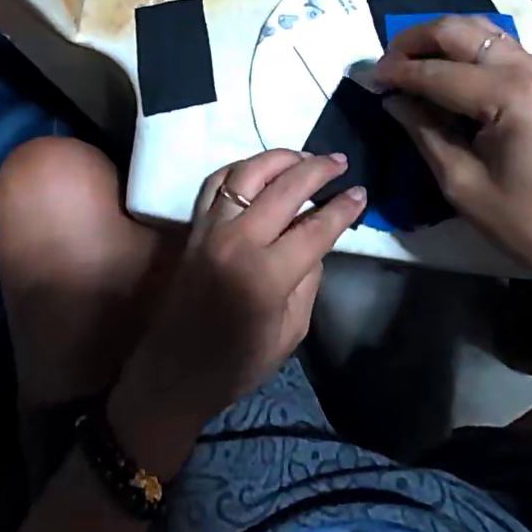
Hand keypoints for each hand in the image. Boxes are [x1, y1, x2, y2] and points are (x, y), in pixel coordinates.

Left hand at [109, 151, 367, 462]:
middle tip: (340, 161)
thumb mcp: (290, 331)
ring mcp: (211, 228)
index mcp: (266, 275)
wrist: (171, 375)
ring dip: (281, 158)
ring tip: (305, 157)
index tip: (361, 192)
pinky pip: (217, 181)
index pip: (315, 228)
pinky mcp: (194, 226)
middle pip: (285, 188)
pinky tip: (262, 169)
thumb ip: (308, 278)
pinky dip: (243, 167)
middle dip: (318, 169)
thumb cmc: (237, 363)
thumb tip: (316, 238)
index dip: (343, 208)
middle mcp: (237, 241)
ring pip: (249, 172)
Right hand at [371, 16, 531, 308]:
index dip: (398, 72)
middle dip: (416, 40)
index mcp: (513, 95)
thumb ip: (424, 130)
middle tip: (386, 63)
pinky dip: (468, 52)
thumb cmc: (528, 224)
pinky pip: (502, 49)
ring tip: (411, 63)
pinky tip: (447, 72)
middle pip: (462, 31)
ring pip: (484, 31)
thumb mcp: (462, 183)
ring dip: (443, 40)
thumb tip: (392, 98)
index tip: (367, 77)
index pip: (440, 71)